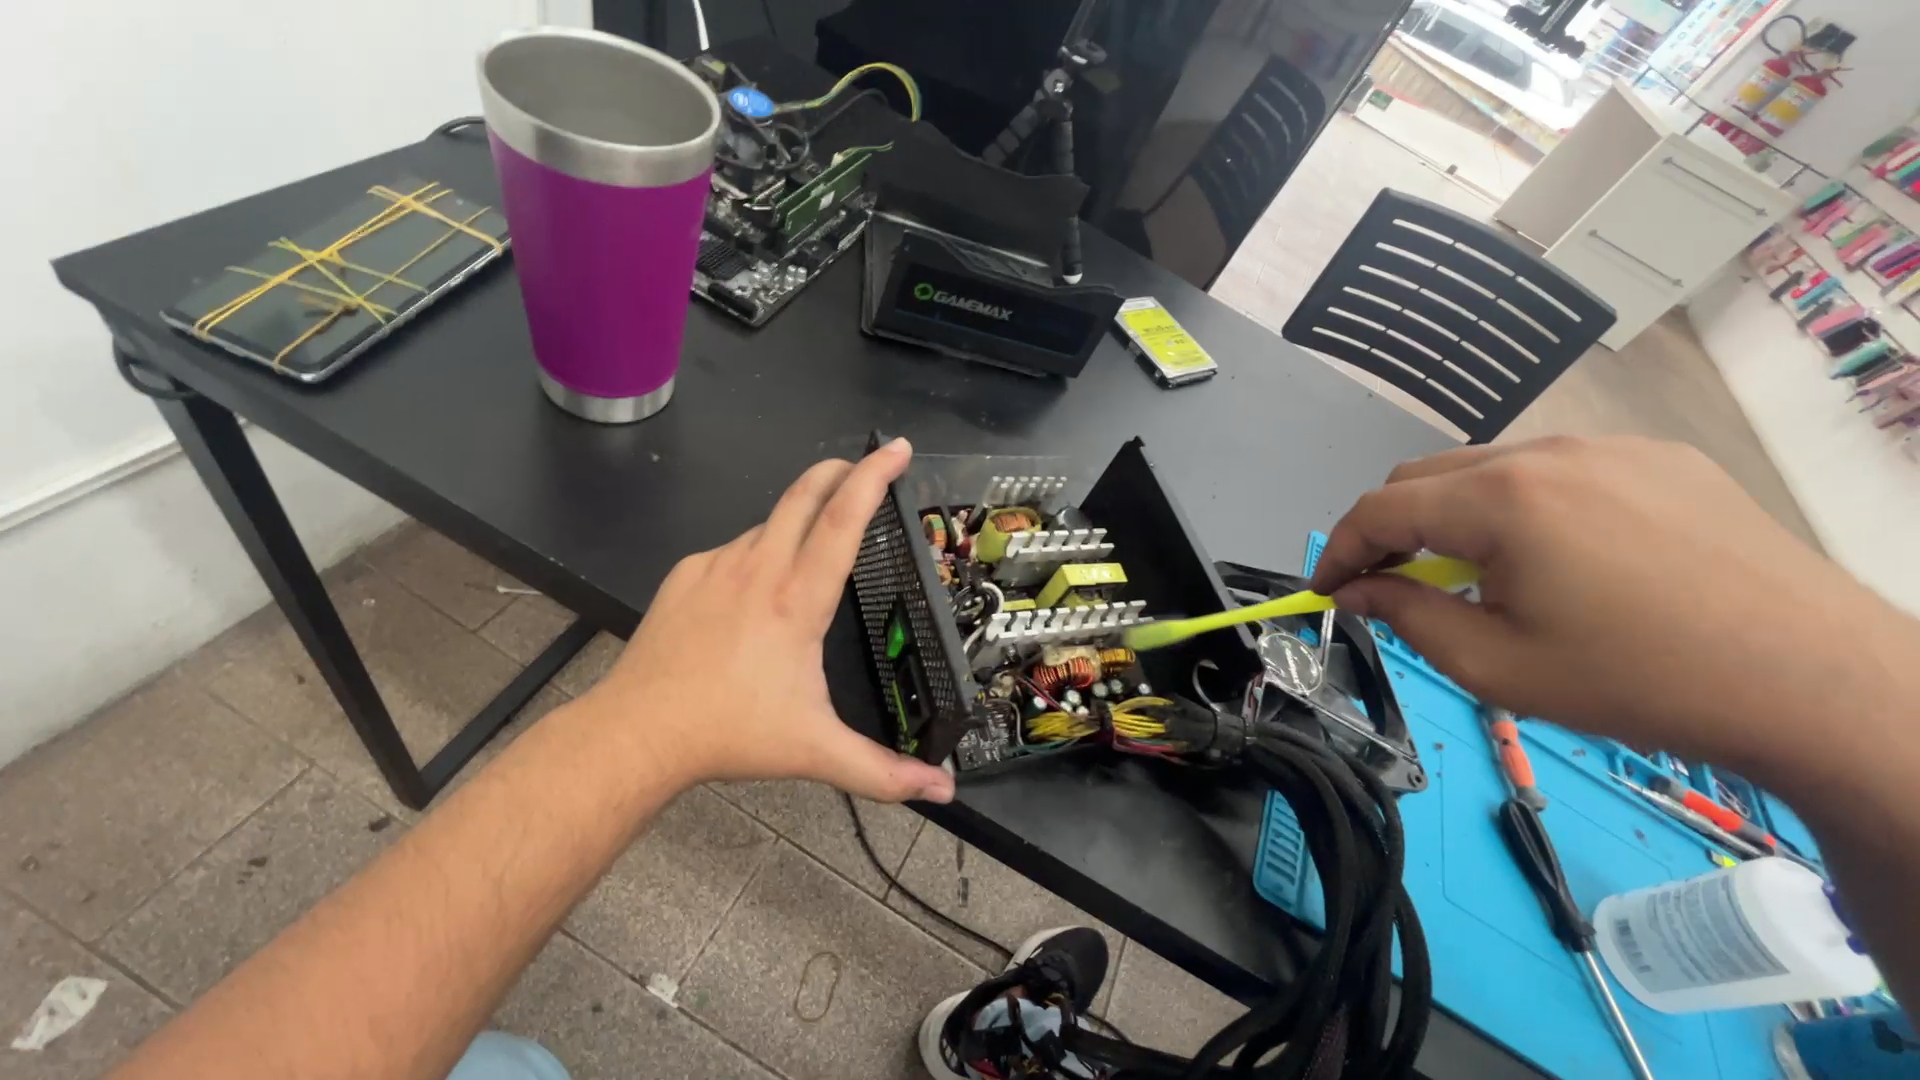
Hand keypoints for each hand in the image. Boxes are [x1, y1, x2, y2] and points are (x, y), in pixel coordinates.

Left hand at [577, 438, 954, 803]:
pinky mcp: (685, 574)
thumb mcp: (817, 752)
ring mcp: (716, 566)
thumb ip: (883, 772)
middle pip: (803, 494)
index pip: (843, 520)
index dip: (874, 477)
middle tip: (861, 465)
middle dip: (838, 470)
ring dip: (795, 524)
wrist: (638, 730)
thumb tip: (943, 792)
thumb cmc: (733, 732)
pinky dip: (753, 557)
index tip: (896, 448)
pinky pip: (731, 551)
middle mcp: (759, 568)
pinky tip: (751, 594)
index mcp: (798, 599)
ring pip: (766, 526)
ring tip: (807, 558)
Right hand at [1308, 436, 1915, 773]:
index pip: (1382, 508)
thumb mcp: (1494, 665)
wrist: (1821, 685)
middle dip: (1390, 528)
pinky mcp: (1663, 459)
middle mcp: (1550, 450)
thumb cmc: (1636, 681)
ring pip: (1490, 467)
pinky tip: (1555, 556)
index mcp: (1503, 499)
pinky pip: (1558, 469)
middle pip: (1427, 476)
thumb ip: (1404, 615)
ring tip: (1475, 573)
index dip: (1340, 549)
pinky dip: (1521, 505)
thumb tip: (1355, 590)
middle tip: (1388, 584)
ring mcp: (1613, 447)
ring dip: (1454, 514)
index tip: (1325, 590)